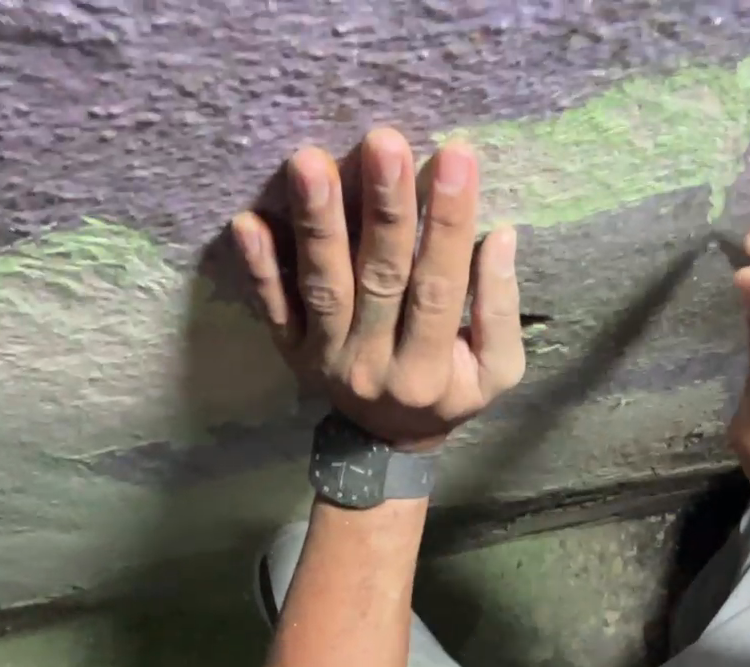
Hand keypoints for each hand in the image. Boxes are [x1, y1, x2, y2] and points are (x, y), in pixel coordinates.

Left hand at [230, 128, 525, 449]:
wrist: (388, 440)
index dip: (448, 226)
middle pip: (380, 279)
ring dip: (318, 224)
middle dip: (385, 210)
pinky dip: (259, 268)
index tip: (456, 159)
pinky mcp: (292, 350)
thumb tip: (500, 238)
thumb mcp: (496, 373)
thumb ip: (501, 312)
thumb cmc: (449, 394)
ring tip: (311, 163)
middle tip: (383, 142)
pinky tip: (248, 223)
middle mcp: (374, 365)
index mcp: (428, 371)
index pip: (440, 289)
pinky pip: (274, 309)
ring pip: (324, 287)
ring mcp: (326, 357)